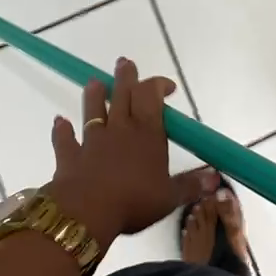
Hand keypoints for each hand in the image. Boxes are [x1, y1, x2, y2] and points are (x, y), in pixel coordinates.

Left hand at [46, 58, 214, 245]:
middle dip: (126, 77)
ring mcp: (92, 141)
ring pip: (93, 110)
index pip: (152, 96)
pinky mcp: (69, 156)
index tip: (168, 86)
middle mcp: (120, 129)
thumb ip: (191, 186)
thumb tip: (215, 179)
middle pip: (123, 94)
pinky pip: (65, 138)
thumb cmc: (134, 200)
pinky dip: (62, 130)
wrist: (86, 213)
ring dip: (95, 95)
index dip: (158, 85)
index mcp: (147, 132)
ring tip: (94, 82)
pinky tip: (59, 121)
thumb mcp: (170, 197)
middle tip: (124, 62)